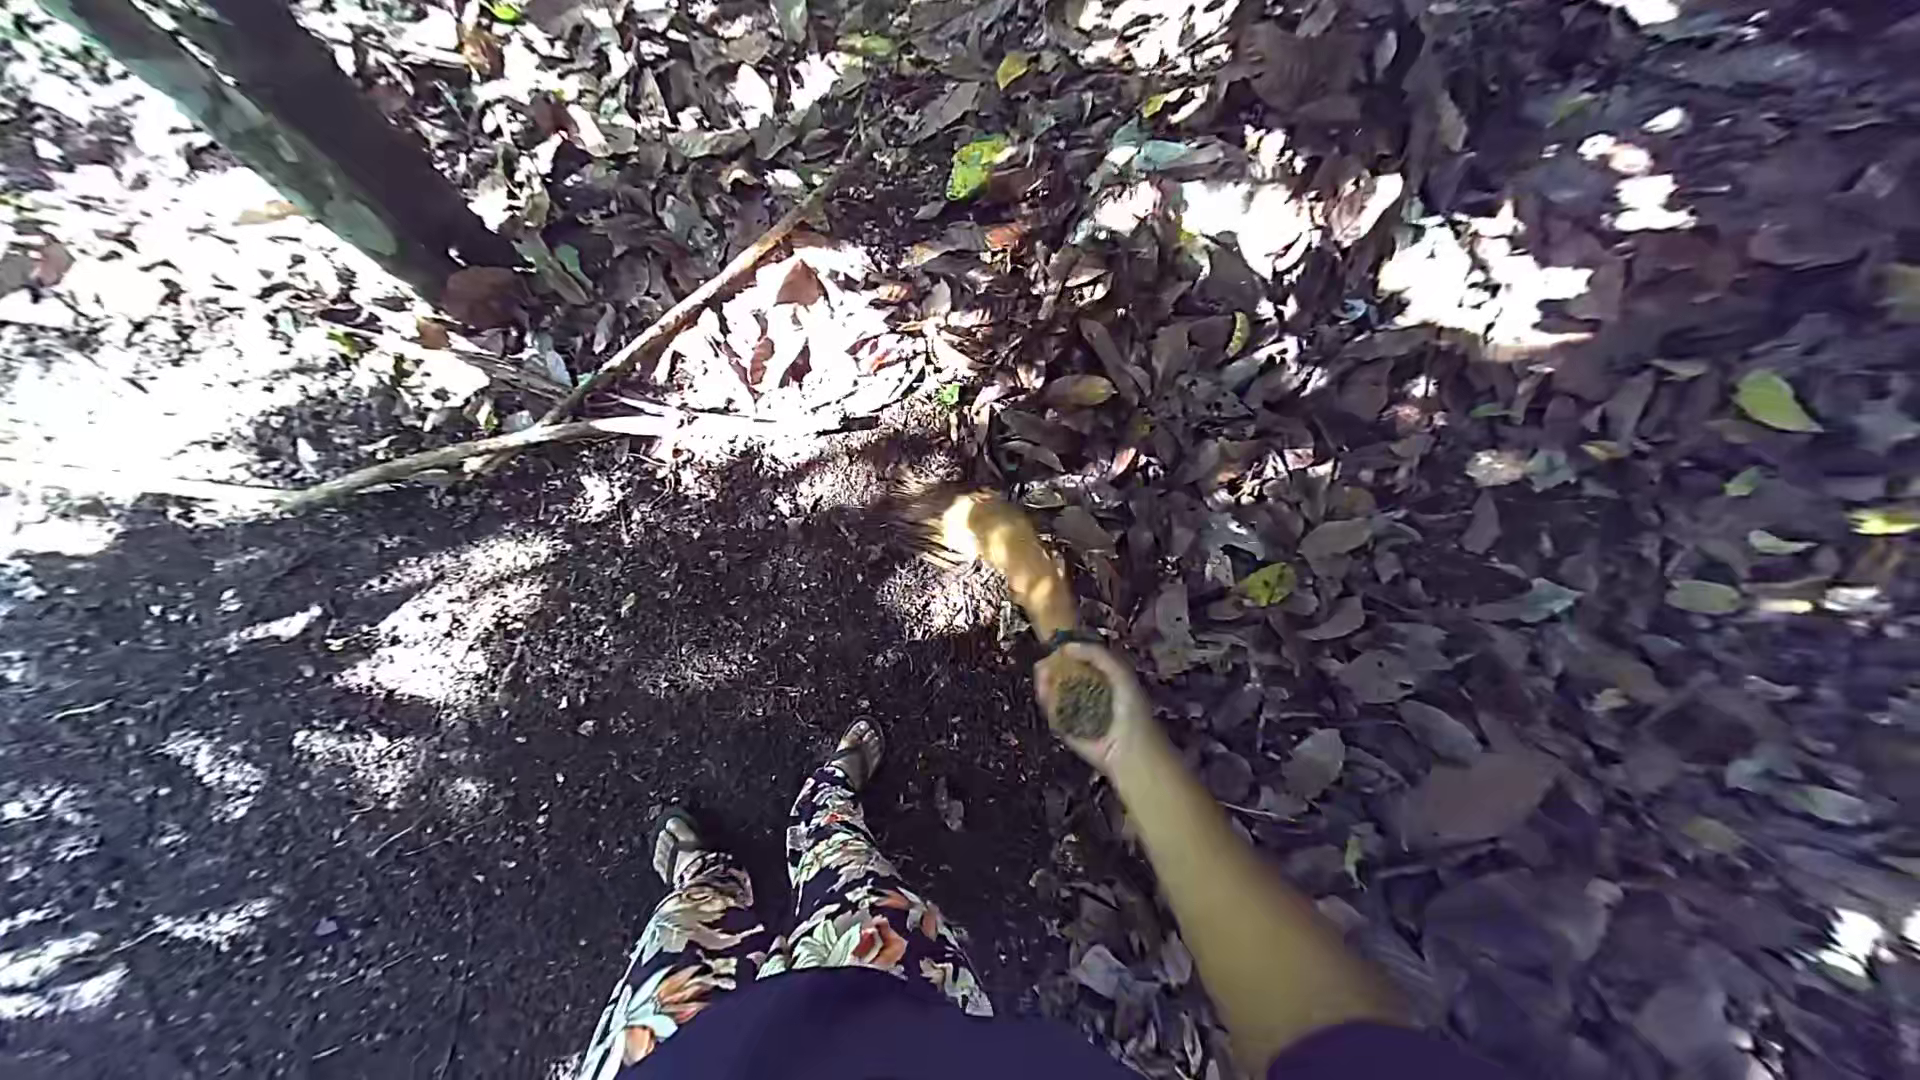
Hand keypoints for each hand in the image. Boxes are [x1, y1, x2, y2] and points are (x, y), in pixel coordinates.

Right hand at [1034, 643, 1160, 774]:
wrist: (1131, 750)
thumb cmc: (1131, 709)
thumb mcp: (1121, 673)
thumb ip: (1097, 654)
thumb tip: (1065, 646)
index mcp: (1105, 679)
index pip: (1081, 661)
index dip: (1068, 652)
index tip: (1057, 646)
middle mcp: (1089, 694)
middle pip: (1064, 675)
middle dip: (1052, 666)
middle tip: (1044, 663)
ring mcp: (1076, 712)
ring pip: (1055, 693)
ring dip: (1046, 682)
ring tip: (1042, 674)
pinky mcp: (1066, 729)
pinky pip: (1053, 713)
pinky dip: (1047, 702)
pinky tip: (1043, 691)